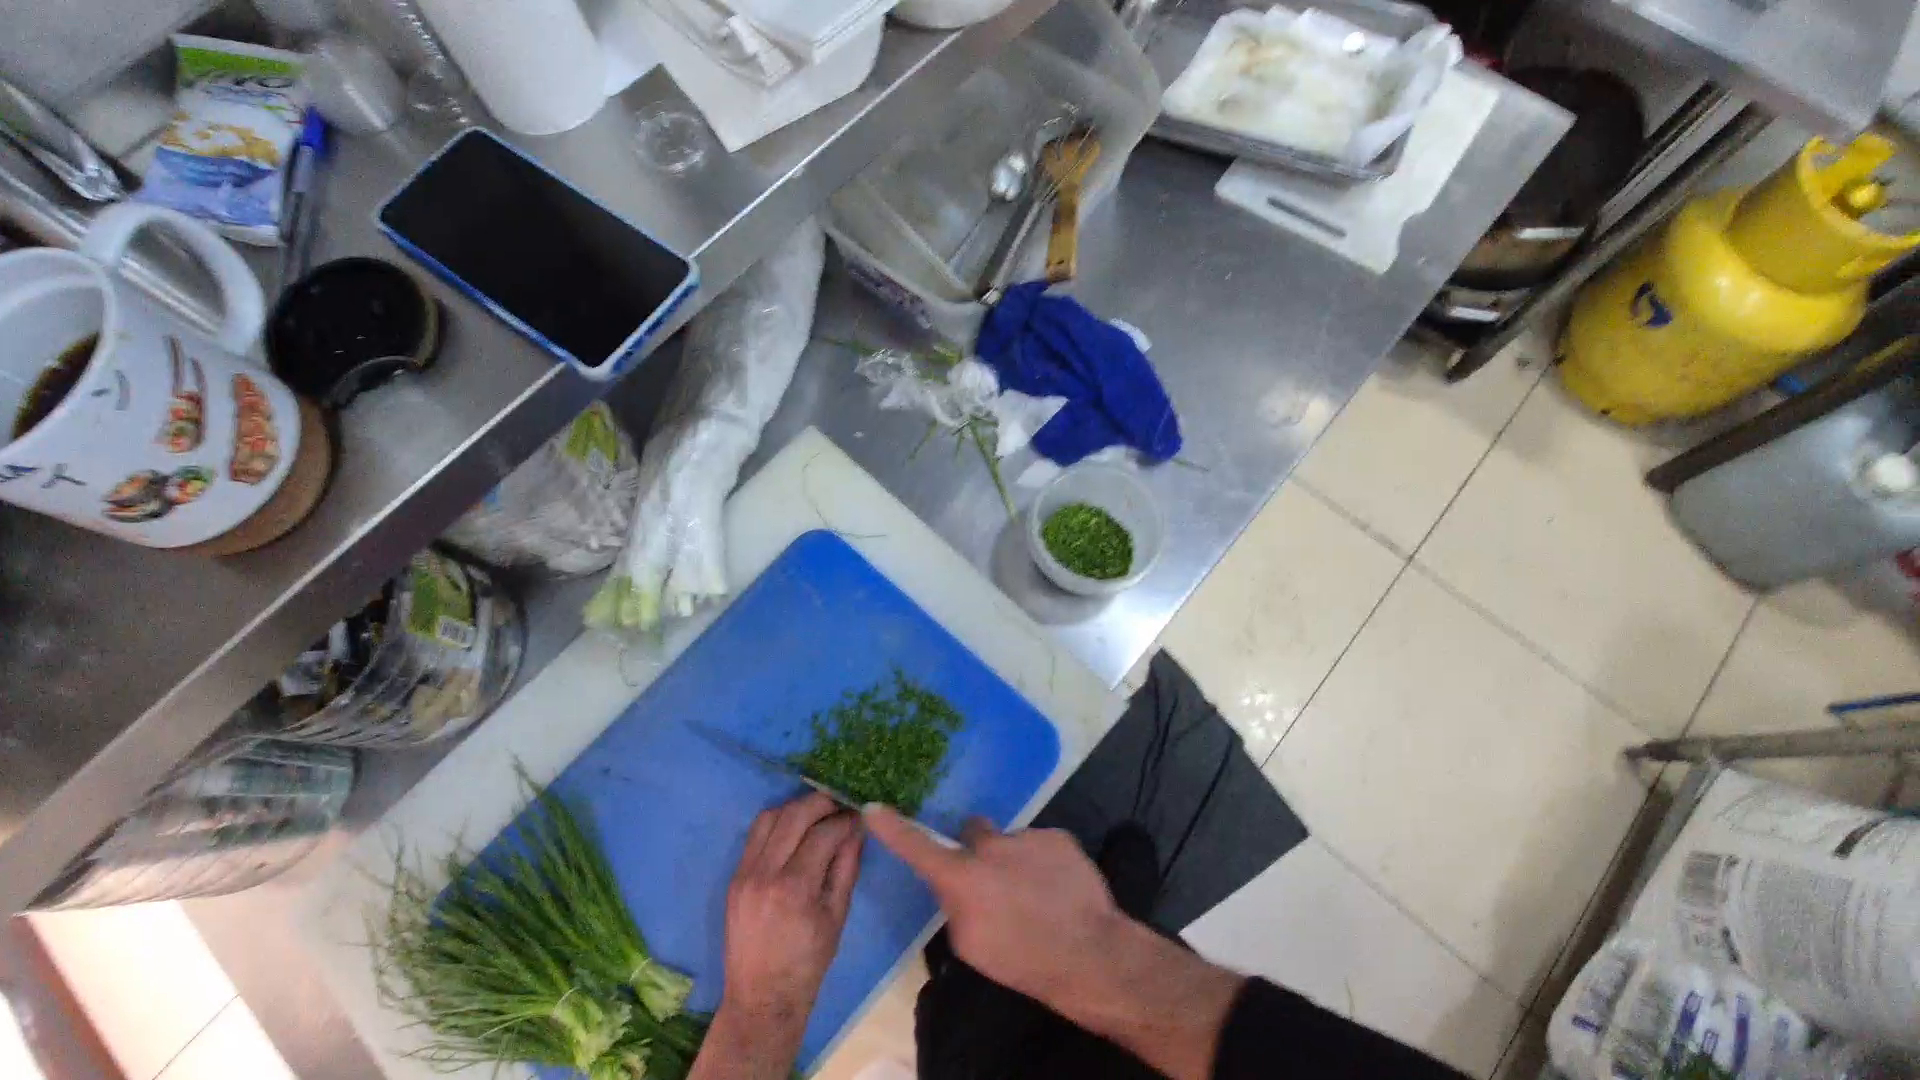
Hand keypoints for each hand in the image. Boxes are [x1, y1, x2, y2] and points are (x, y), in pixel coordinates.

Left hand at [722, 793, 862, 1020]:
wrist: (762, 997)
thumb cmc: (808, 962)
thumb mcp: (837, 915)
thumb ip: (846, 866)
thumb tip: (856, 829)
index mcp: (794, 888)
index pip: (823, 833)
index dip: (845, 819)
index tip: (859, 816)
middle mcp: (764, 874)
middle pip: (794, 815)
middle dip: (821, 802)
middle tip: (840, 805)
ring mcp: (744, 874)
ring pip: (769, 817)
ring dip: (796, 808)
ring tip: (817, 814)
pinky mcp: (734, 878)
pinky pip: (755, 836)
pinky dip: (777, 825)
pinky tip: (795, 831)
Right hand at [865, 806, 1242, 1079]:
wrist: (1089, 953)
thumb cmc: (1021, 958)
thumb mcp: (970, 943)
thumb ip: (956, 904)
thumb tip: (957, 886)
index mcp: (962, 876)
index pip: (917, 847)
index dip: (893, 828)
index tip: (874, 808)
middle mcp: (990, 846)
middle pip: (973, 833)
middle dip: (978, 850)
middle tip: (995, 882)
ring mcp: (1027, 837)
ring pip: (1010, 842)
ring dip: (1015, 861)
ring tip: (1037, 894)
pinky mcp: (1059, 837)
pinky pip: (1040, 845)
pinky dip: (1044, 863)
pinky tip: (1058, 889)